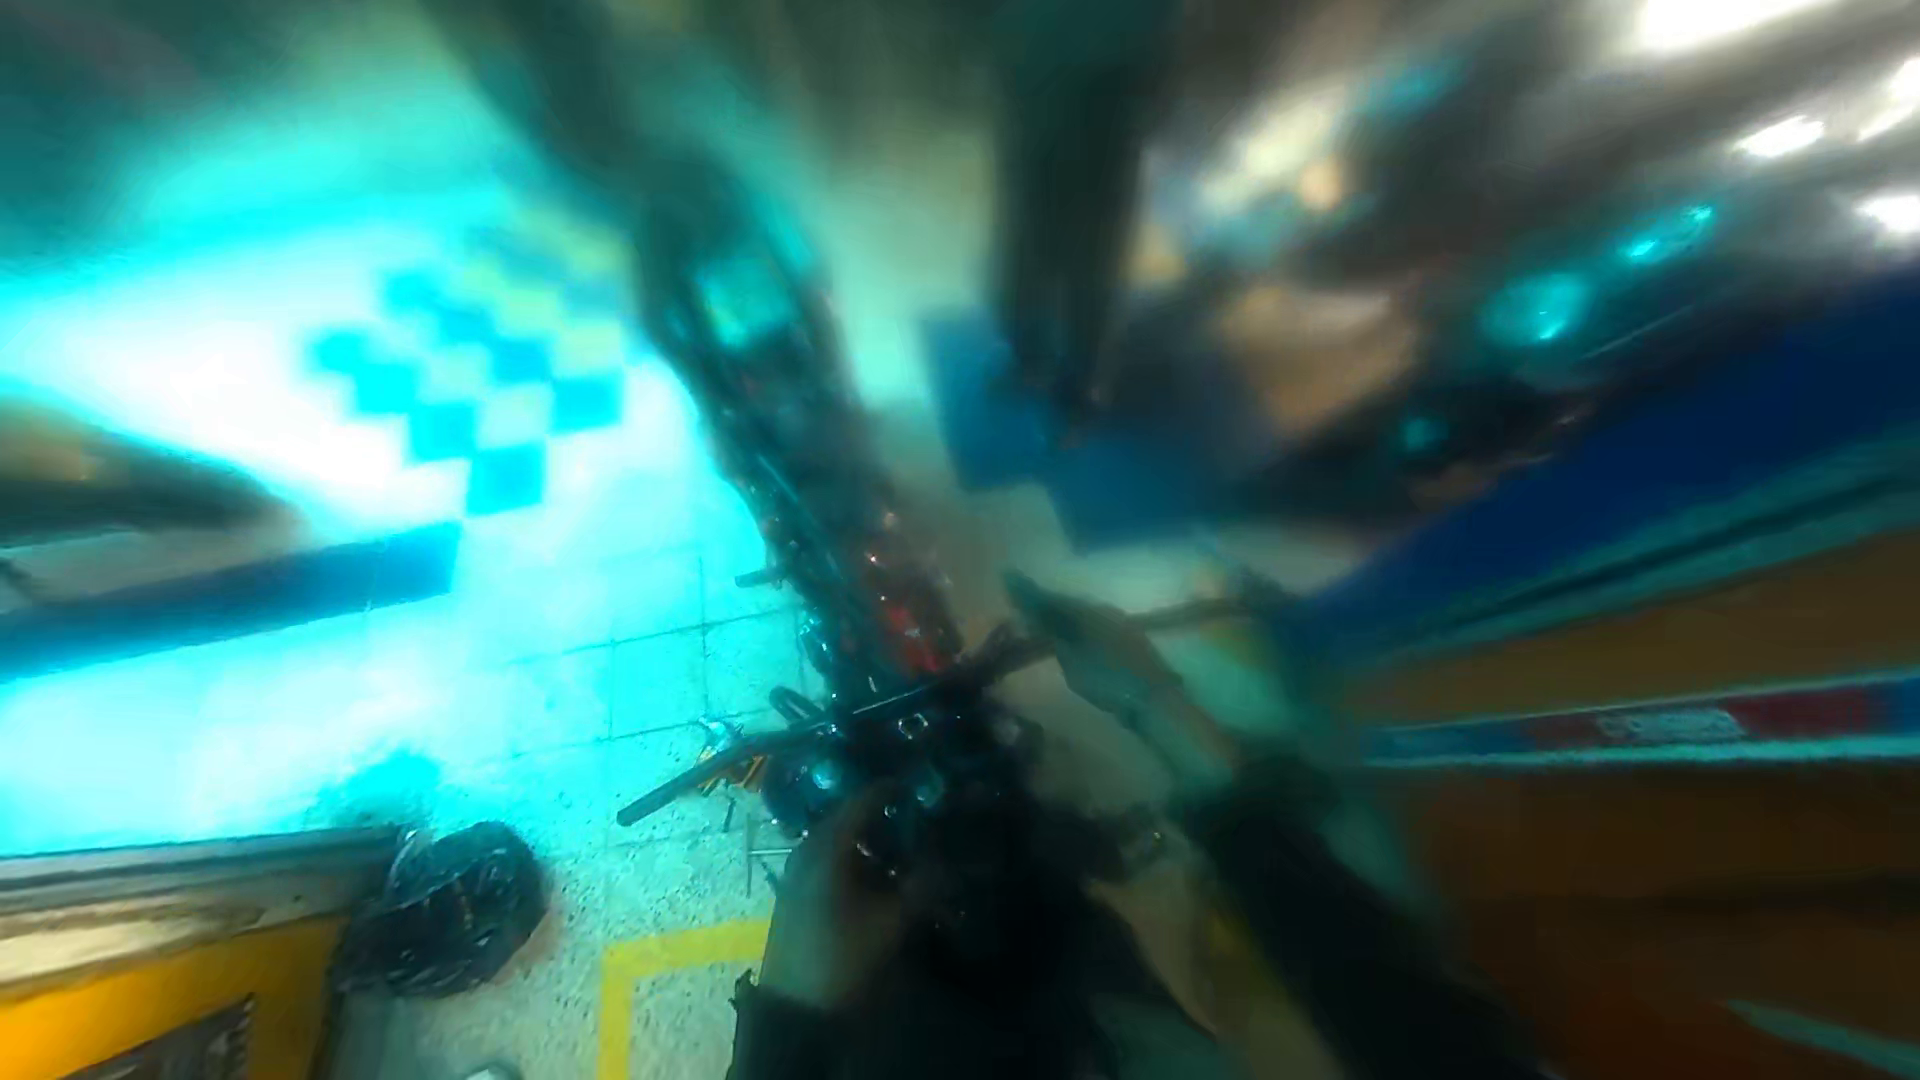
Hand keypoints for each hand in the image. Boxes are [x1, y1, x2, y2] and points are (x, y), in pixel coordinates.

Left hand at [758, 789, 909, 1009]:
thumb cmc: (842, 958)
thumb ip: (921, 885)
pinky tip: (874, 870)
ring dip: (868, 836)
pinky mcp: (796, 886)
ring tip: (899, 844)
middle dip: (882, 813)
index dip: (892, 790)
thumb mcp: (889, 923)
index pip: (864, 800)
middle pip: (850, 815)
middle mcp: (809, 846)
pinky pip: (829, 854)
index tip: (917, 786)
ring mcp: (798, 866)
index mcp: (829, 846)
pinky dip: (853, 853)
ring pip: (839, 835)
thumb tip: (945, 859)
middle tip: (913, 815)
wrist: (792, 1010)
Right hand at [1003, 570, 1184, 717]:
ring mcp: (1120, 625)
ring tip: (1044, 618)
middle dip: (1046, 602)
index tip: (1010, 581)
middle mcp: (1105, 611)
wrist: (1155, 700)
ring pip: (1084, 614)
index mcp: (1089, 612)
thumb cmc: (1109, 680)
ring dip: (1063, 614)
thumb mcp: (1072, 659)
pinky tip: (1072, 634)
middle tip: (1024, 601)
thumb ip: (1054, 634)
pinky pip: (1095, 624)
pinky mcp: (1129, 640)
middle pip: (1069, 604)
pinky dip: (1078, 626)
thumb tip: (1033, 614)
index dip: (1031, 592)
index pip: (1054, 599)